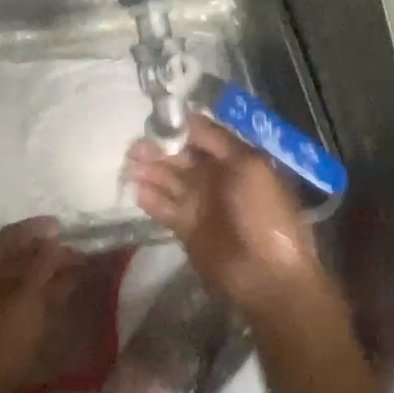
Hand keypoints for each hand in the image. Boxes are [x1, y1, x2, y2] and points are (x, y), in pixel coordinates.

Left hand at [0, 216, 76, 392]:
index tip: (64, 227)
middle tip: (78, 255)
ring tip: (77, 274)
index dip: (38, 228)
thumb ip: (42, 266)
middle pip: (17, 257)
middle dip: (48, 253)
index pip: (12, 235)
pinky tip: (60, 300)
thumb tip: (54, 238)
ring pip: (20, 281)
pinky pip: (21, 302)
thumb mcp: (26, 301)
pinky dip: (42, 297)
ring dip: (47, 276)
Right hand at [128, 113, 330, 319]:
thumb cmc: (262, 213)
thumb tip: (187, 118)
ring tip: (128, 163)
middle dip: (158, 148)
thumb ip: (218, 140)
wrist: (266, 274)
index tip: (155, 119)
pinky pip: (163, 207)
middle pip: (180, 158)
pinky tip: (135, 188)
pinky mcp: (185, 228)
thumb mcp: (250, 165)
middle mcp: (215, 179)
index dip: (179, 128)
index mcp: (235, 161)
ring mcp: (199, 205)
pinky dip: (149, 198)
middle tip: (133, 145)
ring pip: (168, 180)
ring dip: (149, 170)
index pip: (201, 137)